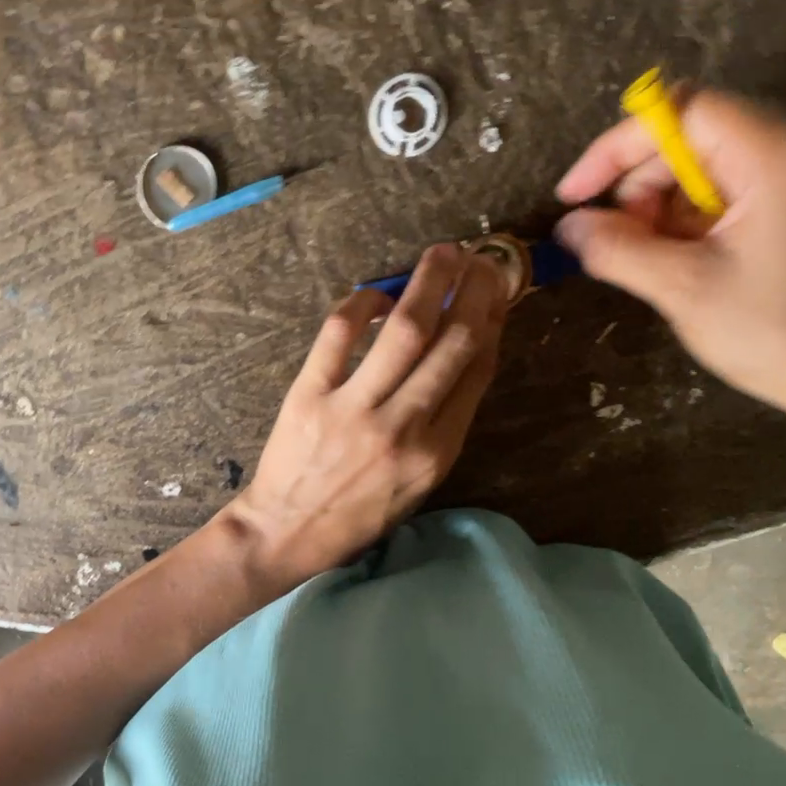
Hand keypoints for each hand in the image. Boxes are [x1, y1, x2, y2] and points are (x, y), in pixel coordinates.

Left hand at [221, 244, 509, 586]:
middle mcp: (403, 428)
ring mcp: (354, 410)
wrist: (288, 533)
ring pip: (405, 329)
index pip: (477, 371)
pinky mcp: (309, 396)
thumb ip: (444, 428)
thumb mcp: (417, 485)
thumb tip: (467, 358)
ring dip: (431, 281)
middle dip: (474, 291)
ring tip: (445, 253)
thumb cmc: (357, 514)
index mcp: (436, 453)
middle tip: (480, 259)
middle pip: (452, 342)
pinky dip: (362, 304)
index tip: (497, 293)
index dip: (493, 322)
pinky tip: (377, 294)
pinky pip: (339, 335)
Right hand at [554, 89, 785, 480]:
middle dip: (641, 186)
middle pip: (696, 136)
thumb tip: (566, 227)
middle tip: (613, 243)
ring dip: (664, 208)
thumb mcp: (683, 290)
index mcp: (779, 152)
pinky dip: (697, 220)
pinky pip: (738, 191)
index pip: (681, 112)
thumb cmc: (776, 332)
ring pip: (713, 166)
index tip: (571, 197)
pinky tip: (686, 263)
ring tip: (651, 263)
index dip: (616, 148)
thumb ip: (617, 249)